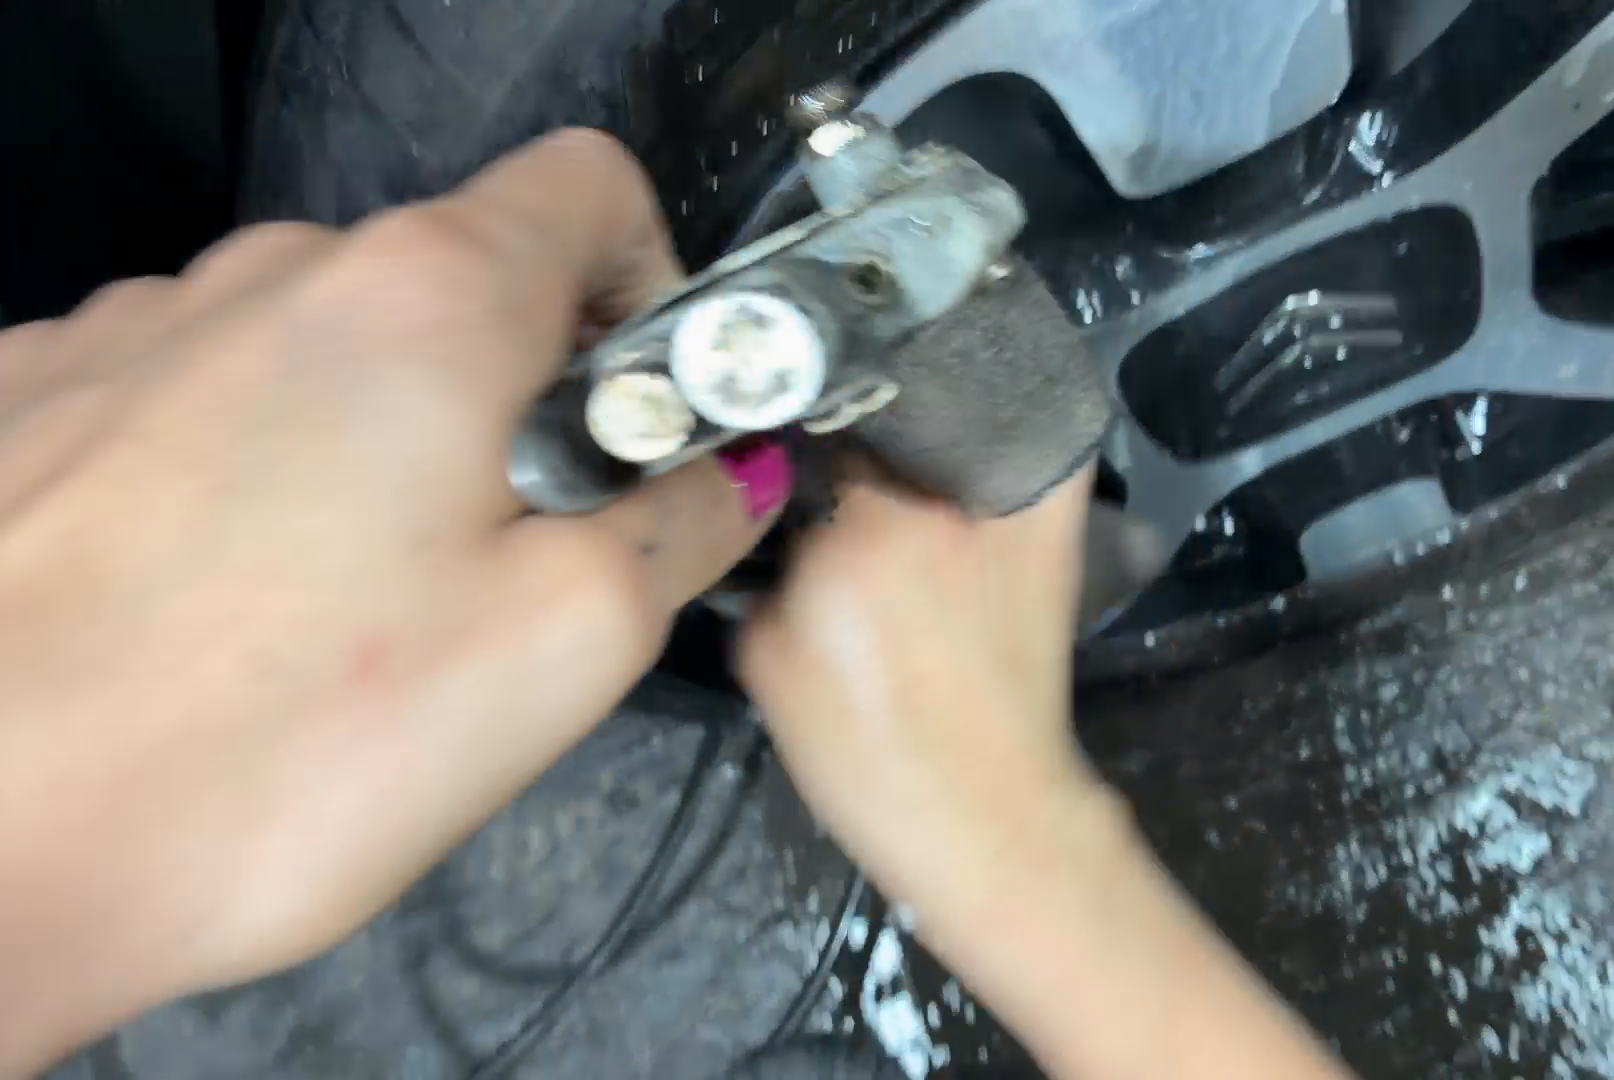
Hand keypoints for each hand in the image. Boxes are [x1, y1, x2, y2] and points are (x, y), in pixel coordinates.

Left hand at [0, 130, 786, 1068]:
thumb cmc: (306, 735)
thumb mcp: (584, 628)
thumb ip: (695, 520)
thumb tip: (741, 473)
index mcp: (429, 298)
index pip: (598, 188)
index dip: (662, 288)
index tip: (653, 414)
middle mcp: (281, 273)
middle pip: (494, 281)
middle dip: (562, 394)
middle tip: (551, 537)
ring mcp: (144, 328)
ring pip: (377, 347)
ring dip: (445, 436)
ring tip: (413, 586)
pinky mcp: (50, 406)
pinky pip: (256, 397)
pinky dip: (320, 465)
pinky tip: (280, 597)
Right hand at [739, 463, 1113, 920]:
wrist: (984, 808)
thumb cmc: (866, 755)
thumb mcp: (770, 661)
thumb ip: (770, 568)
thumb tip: (787, 512)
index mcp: (856, 539)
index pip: (817, 444)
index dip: (807, 450)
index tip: (807, 464)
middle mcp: (935, 508)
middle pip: (884, 431)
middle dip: (863, 443)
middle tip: (858, 457)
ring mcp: (1007, 512)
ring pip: (953, 426)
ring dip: (927, 430)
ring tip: (914, 441)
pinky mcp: (1055, 529)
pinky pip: (1039, 451)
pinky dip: (1015, 426)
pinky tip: (989, 426)